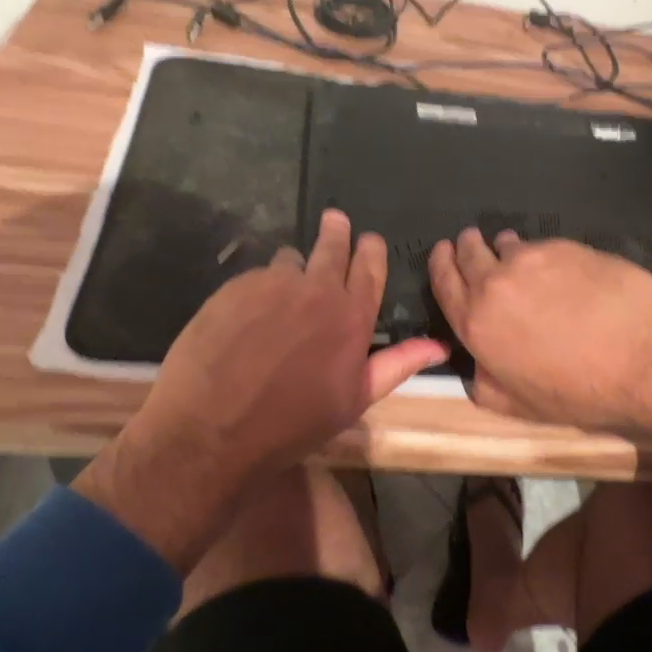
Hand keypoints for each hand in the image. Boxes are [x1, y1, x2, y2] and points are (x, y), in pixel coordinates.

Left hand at [76, 210, 446, 569]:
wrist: (213, 430)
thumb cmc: (292, 424)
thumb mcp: (354, 400)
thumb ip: (396, 364)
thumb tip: (439, 345)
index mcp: (352, 316)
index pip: (370, 267)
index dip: (370, 250)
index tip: (368, 240)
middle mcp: (318, 289)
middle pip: (332, 245)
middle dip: (337, 231)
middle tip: (335, 220)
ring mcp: (273, 284)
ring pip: (291, 259)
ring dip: (295, 267)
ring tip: (285, 287)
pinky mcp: (235, 287)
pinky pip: (256, 275)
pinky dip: (259, 287)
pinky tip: (249, 314)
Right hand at [427, 229, 651, 448]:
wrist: (645, 358)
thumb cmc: (581, 392)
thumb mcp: (520, 407)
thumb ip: (486, 385)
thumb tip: (475, 368)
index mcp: (476, 323)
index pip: (443, 281)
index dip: (440, 264)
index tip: (443, 252)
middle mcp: (496, 283)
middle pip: (469, 252)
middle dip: (466, 247)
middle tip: (471, 245)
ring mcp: (532, 259)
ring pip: (507, 244)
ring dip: (504, 248)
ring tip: (515, 256)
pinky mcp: (567, 246)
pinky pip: (542, 245)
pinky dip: (541, 253)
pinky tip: (557, 267)